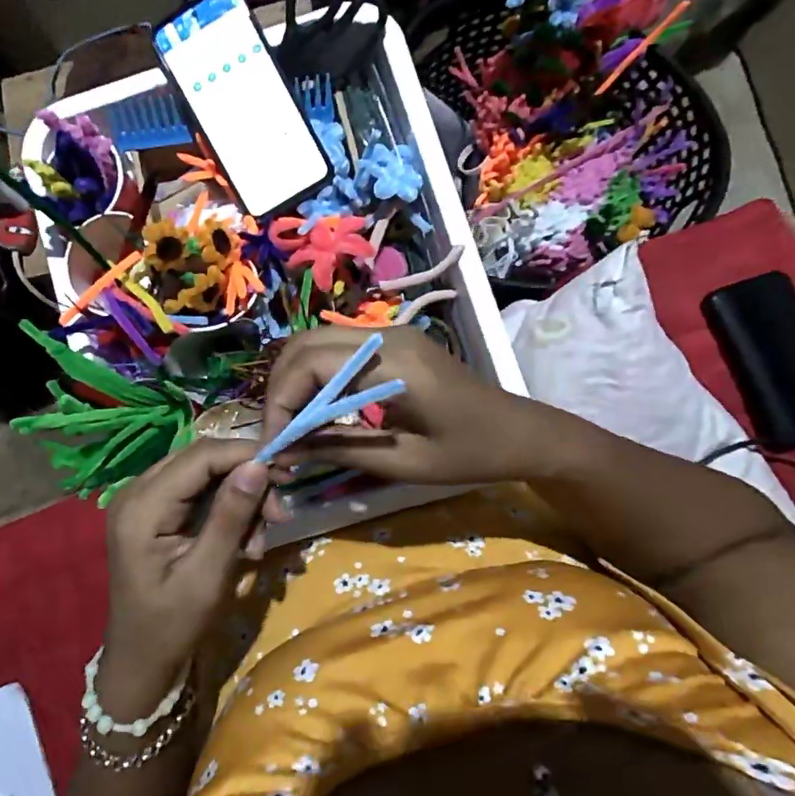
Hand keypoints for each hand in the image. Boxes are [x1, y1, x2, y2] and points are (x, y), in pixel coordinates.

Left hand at [100, 438, 286, 713]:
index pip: (202, 456)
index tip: (288, 475)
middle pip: (203, 459)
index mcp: (142, 507)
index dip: (247, 455)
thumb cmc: (172, 625)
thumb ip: (231, 516)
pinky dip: (227, 508)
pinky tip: (245, 539)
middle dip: (247, 478)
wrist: (140, 662)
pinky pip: (198, 492)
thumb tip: (259, 465)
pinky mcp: (154, 511)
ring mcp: (142, 500)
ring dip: (241, 496)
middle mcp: (136, 491)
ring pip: (205, 474)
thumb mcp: (207, 574)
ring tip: (262, 538)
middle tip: (279, 514)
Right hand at [262, 326, 546, 485]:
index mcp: (392, 364)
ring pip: (317, 342)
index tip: (275, 446)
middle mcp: (386, 336)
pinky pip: (339, 349)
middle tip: (279, 435)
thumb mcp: (402, 461)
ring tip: (294, 426)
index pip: (310, 365)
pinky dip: (318, 376)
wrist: (520, 432)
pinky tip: (320, 410)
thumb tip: (283, 453)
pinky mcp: (395, 343)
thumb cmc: (470, 453)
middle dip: (281, 389)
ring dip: (296, 380)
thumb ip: (339, 449)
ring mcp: (391, 335)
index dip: (282, 404)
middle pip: (304, 344)